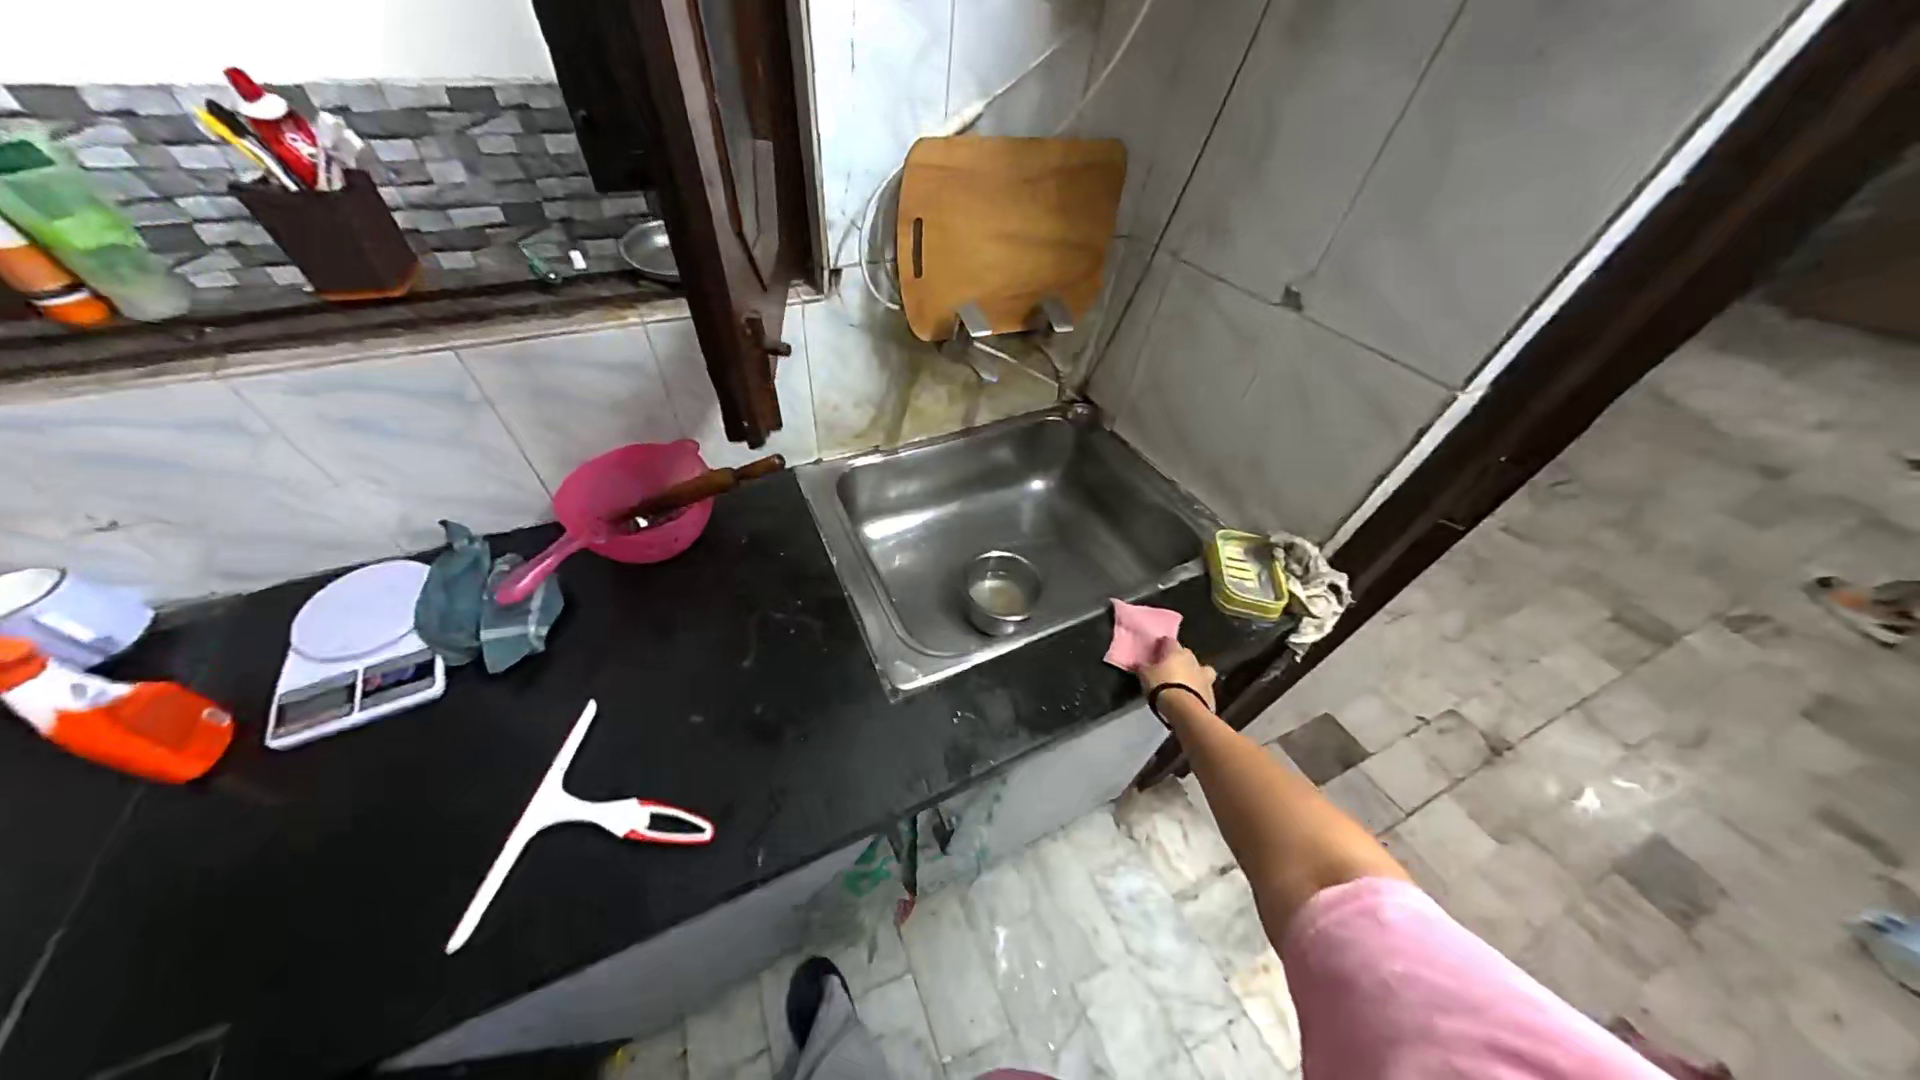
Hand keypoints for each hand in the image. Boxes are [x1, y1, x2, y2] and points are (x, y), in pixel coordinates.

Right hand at [1138, 638, 1215, 711]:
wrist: (1184, 709)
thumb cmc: (1161, 687)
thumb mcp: (1145, 675)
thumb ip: (1144, 668)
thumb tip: (1142, 665)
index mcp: (1176, 652)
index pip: (1170, 642)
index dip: (1163, 645)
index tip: (1158, 650)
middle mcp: (1192, 660)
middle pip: (1186, 654)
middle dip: (1180, 659)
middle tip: (1170, 668)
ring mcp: (1205, 676)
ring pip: (1201, 670)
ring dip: (1195, 674)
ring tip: (1186, 683)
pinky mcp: (1211, 693)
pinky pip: (1204, 688)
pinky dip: (1199, 690)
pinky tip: (1191, 697)